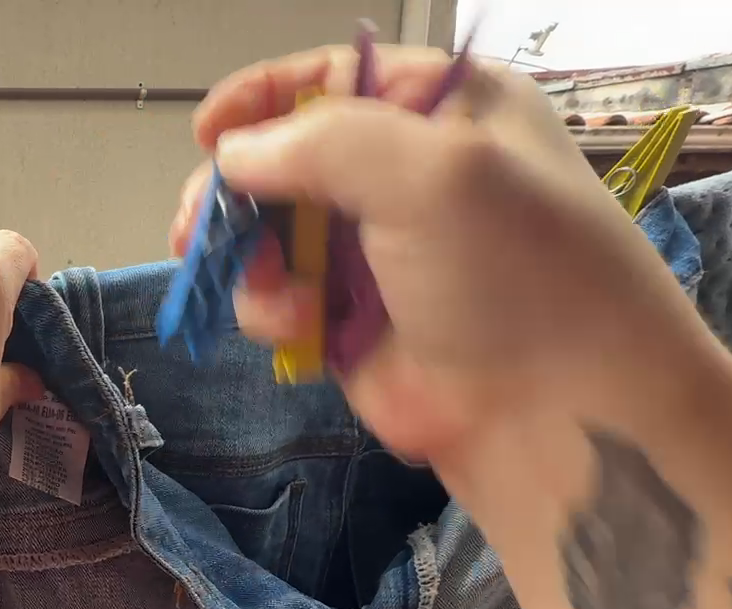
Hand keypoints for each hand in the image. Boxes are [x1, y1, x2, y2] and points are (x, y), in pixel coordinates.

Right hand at [171, 45, 719, 485]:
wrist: (538, 403)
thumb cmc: (508, 272)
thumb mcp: (432, 177)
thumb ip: (325, 145)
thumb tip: (229, 156)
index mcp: (435, 112)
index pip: (329, 81)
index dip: (260, 99)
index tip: (204, 134)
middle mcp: (391, 176)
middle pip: (275, 165)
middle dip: (231, 199)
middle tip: (193, 234)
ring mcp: (358, 251)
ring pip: (259, 239)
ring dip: (248, 266)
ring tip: (268, 290)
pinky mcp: (332, 315)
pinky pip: (267, 298)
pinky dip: (268, 312)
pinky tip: (299, 327)